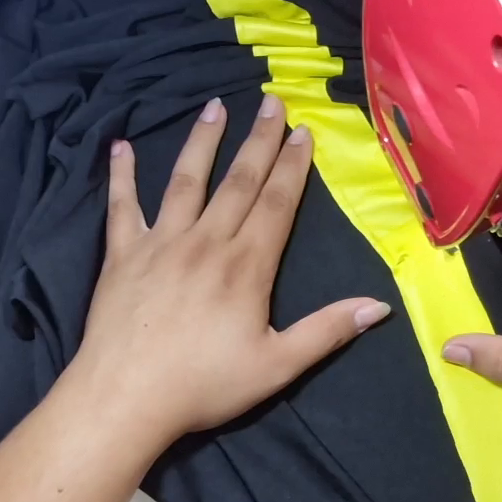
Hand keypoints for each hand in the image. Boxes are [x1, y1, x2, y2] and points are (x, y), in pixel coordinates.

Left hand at [62, 95, 390, 443]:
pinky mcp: (122, 256)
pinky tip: (121, 147)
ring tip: (215, 107)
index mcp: (247, 265)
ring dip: (203, 142)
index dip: (293, 166)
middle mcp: (206, 242)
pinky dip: (122, 176)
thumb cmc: (205, 385)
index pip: (277, 203)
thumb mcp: (278, 365)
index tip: (304, 132)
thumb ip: (328, 331)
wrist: (126, 398)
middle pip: (239, 181)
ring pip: (185, 181)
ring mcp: (161, 244)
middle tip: (271, 102)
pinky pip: (123, 207)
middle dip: (259, 141)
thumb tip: (380, 307)